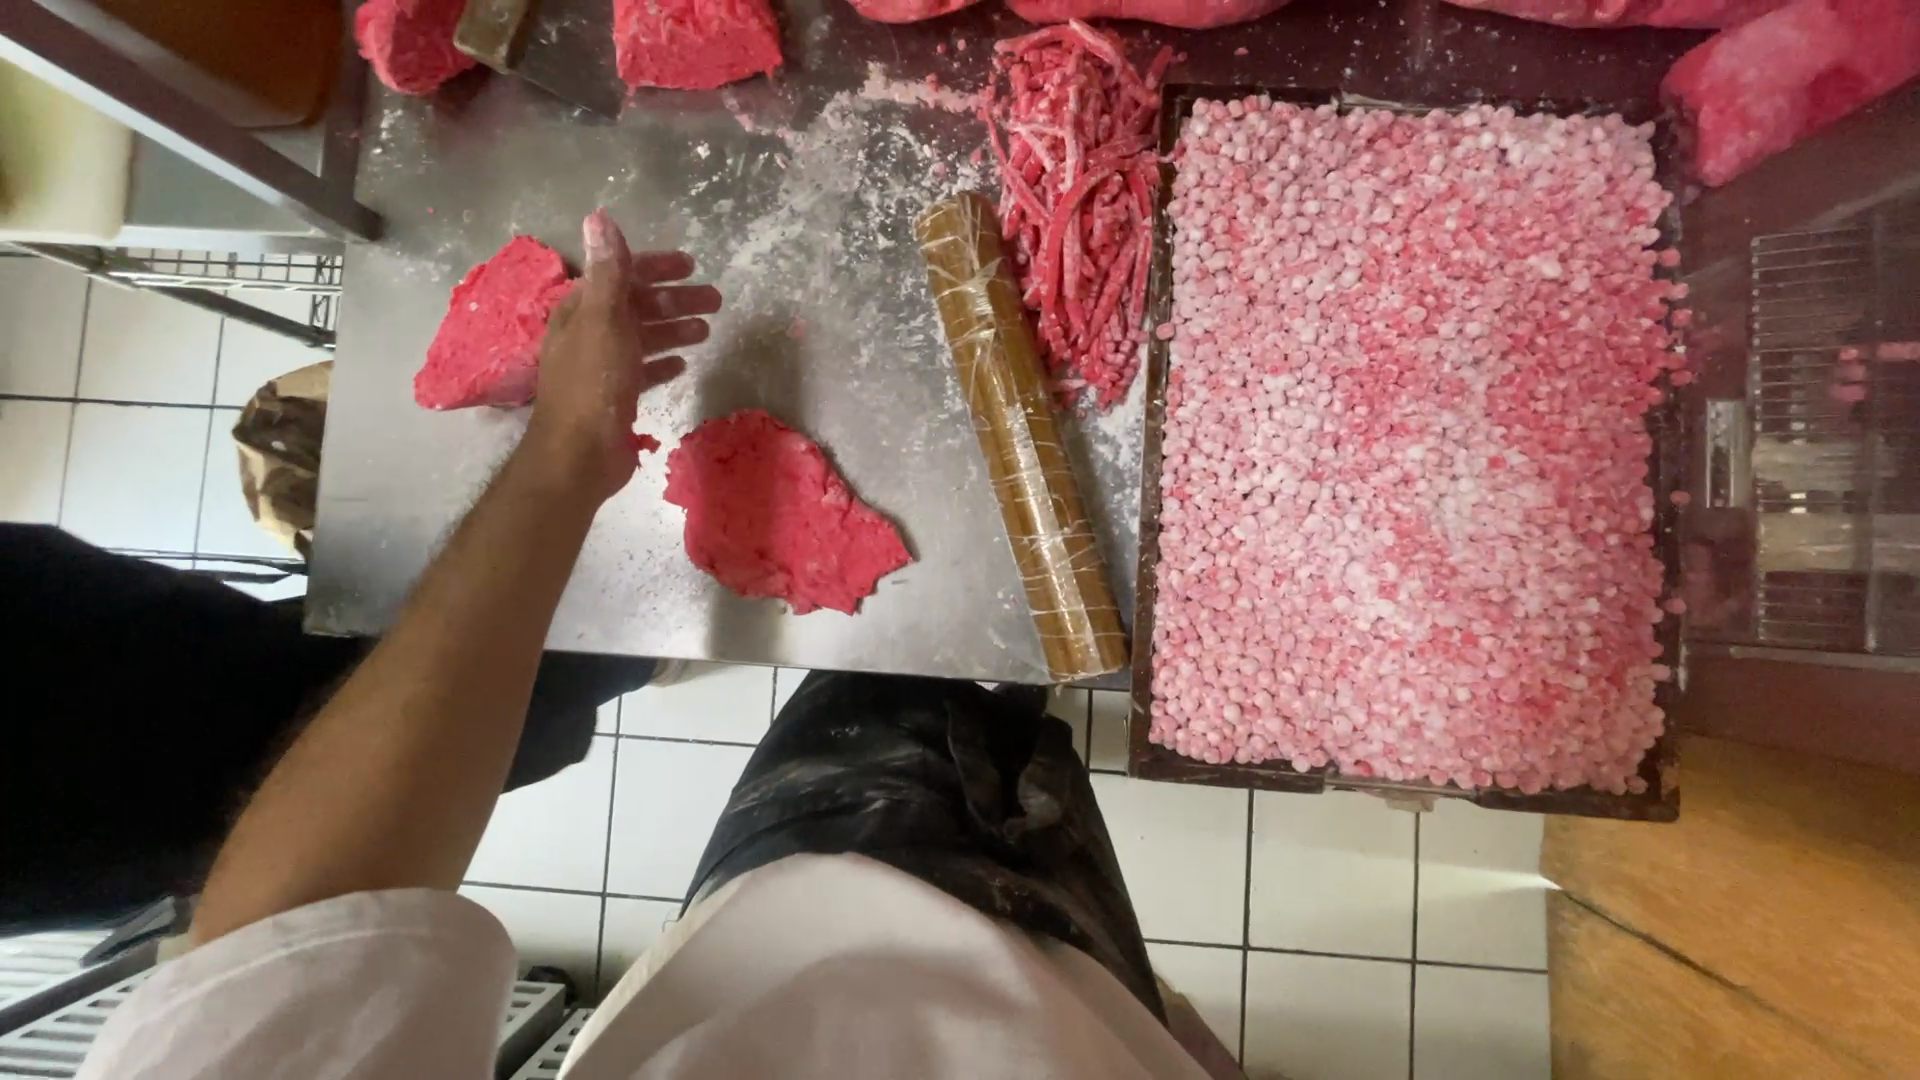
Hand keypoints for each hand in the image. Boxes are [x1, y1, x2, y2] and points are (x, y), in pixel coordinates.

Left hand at [521, 208, 720, 501]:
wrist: (580, 453)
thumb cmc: (593, 384)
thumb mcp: (603, 321)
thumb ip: (608, 272)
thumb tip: (599, 217)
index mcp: (582, 310)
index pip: (621, 275)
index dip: (655, 266)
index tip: (692, 266)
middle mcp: (590, 333)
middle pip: (637, 306)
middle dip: (675, 300)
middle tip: (716, 302)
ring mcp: (603, 366)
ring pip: (644, 337)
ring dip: (675, 329)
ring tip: (707, 331)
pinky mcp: (617, 396)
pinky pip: (644, 370)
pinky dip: (663, 362)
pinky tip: (683, 364)